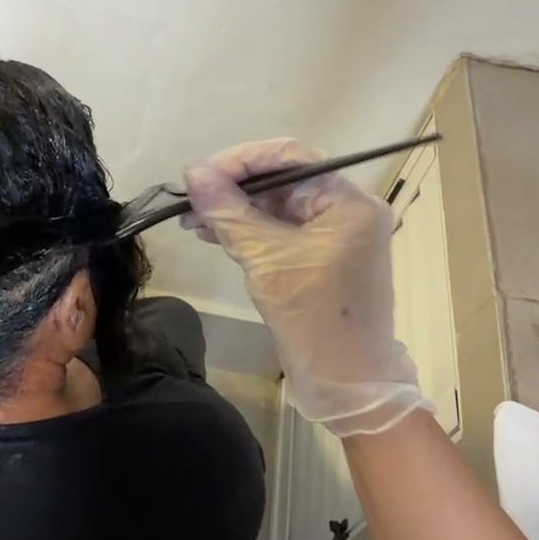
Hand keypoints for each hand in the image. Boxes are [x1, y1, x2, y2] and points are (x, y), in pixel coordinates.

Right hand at [183, 138, 430, 434]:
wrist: (346, 381)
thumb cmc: (313, 318)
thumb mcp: (266, 261)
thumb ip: (229, 213)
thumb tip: (193, 172)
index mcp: (348, 202)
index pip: (291, 158)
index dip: (241, 161)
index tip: (198, 175)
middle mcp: (347, 210)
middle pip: (283, 181)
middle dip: (234, 188)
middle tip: (189, 199)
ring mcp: (335, 236)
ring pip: (277, 207)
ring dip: (235, 211)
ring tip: (192, 220)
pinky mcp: (320, 259)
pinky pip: (281, 232)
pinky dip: (249, 232)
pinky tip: (213, 234)